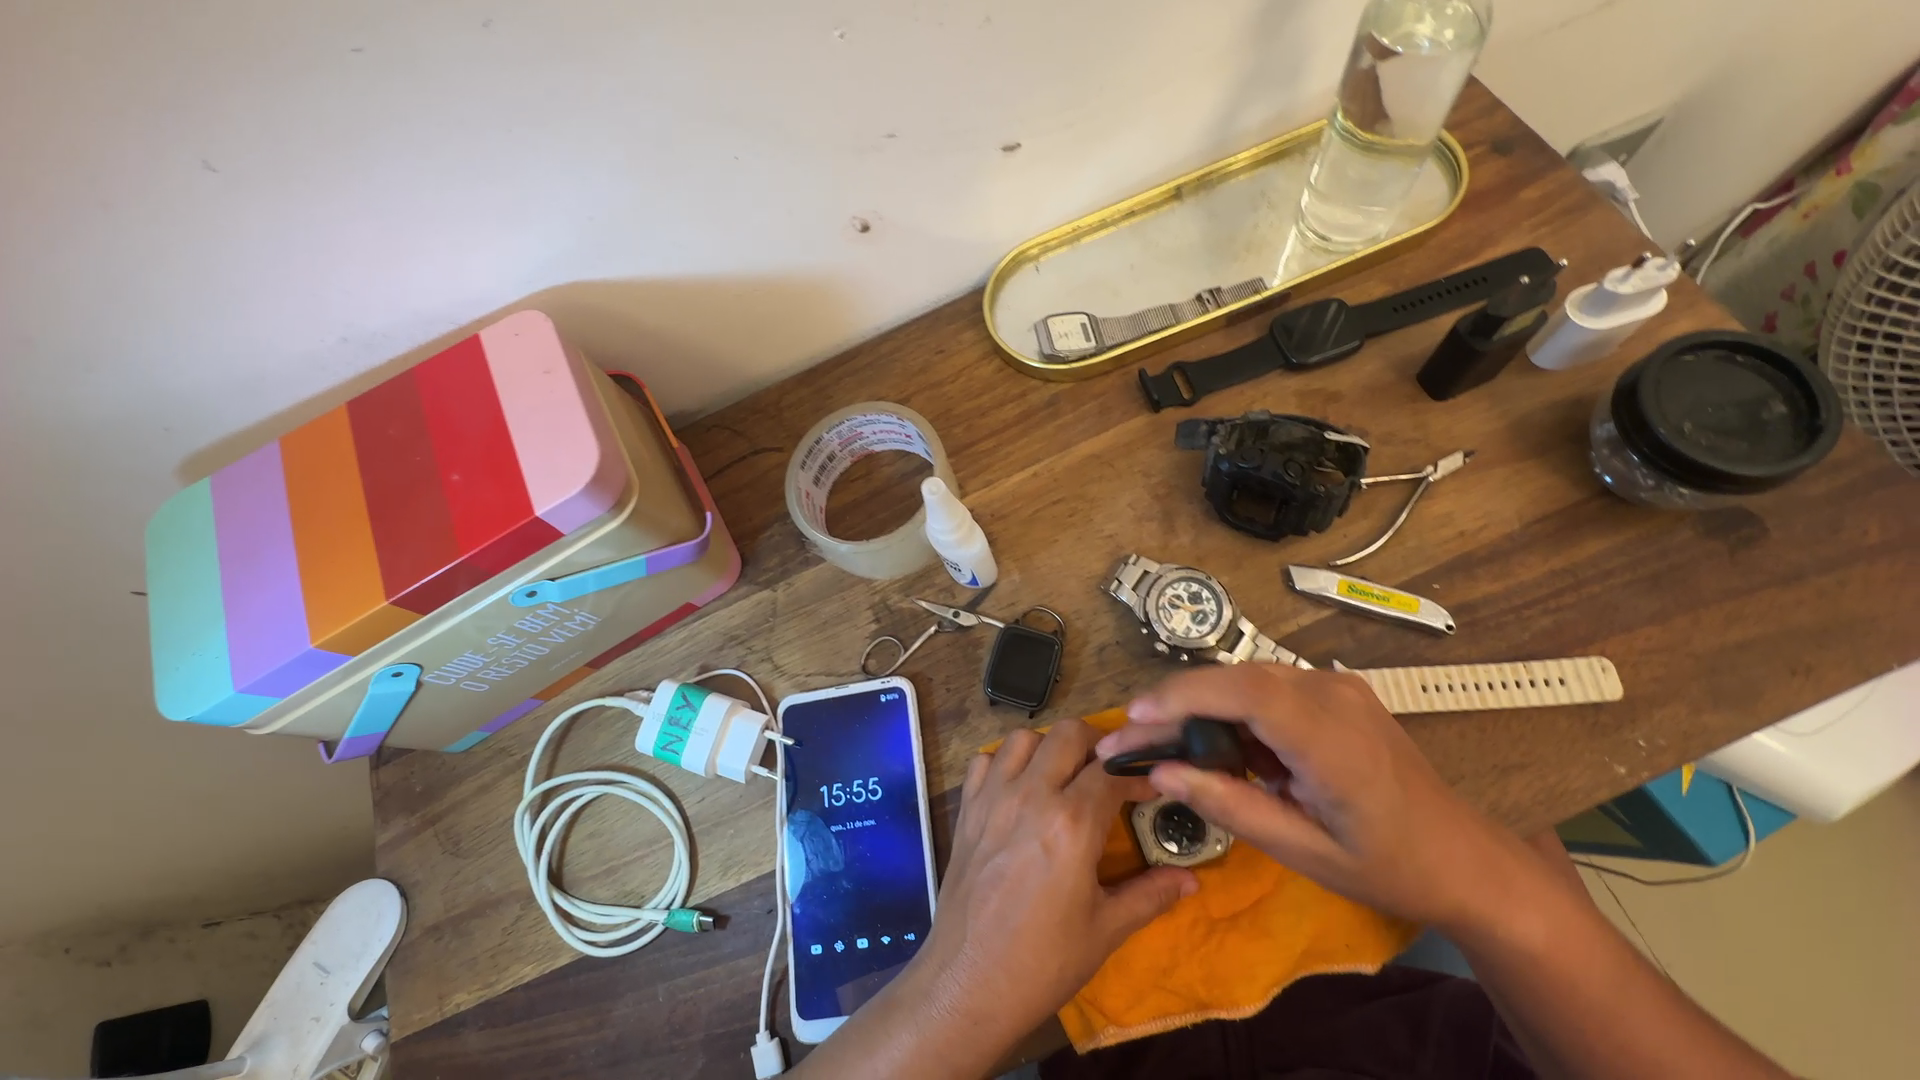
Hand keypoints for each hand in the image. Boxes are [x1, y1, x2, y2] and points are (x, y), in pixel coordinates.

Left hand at [908, 720, 1196, 1042]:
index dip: (1139, 771)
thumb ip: (1150, 895)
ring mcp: (992, 799)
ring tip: (1067, 775)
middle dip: (1098, 743)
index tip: (1153, 785)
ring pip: (1023, 738)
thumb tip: (1191, 880)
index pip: (1113, 770)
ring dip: (1050, 747)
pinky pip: (984, 761)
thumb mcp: (1106, 930)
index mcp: (1072, 823)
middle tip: (1112, 772)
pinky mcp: (966, 811)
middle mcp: (1030, 796)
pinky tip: (1020, 789)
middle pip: (1068, 734)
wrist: (967, 984)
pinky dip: (1005, 762)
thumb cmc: (1043, 962)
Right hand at [1096, 665, 1535, 931]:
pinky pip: (1267, 691)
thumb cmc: (1389, 866)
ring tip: (1154, 742)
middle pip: (1236, 680)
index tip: (1134, 717)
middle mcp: (1334, 695)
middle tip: (1126, 739)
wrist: (1464, 857)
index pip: (1246, 692)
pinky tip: (1211, 745)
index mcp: (1333, 738)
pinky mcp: (1335, 693)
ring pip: (1246, 681)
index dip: (1184, 695)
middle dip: (1174, 705)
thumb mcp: (1304, 850)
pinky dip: (1229, 712)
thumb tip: (1162, 773)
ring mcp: (1337, 688)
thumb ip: (1230, 807)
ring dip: (1197, 707)